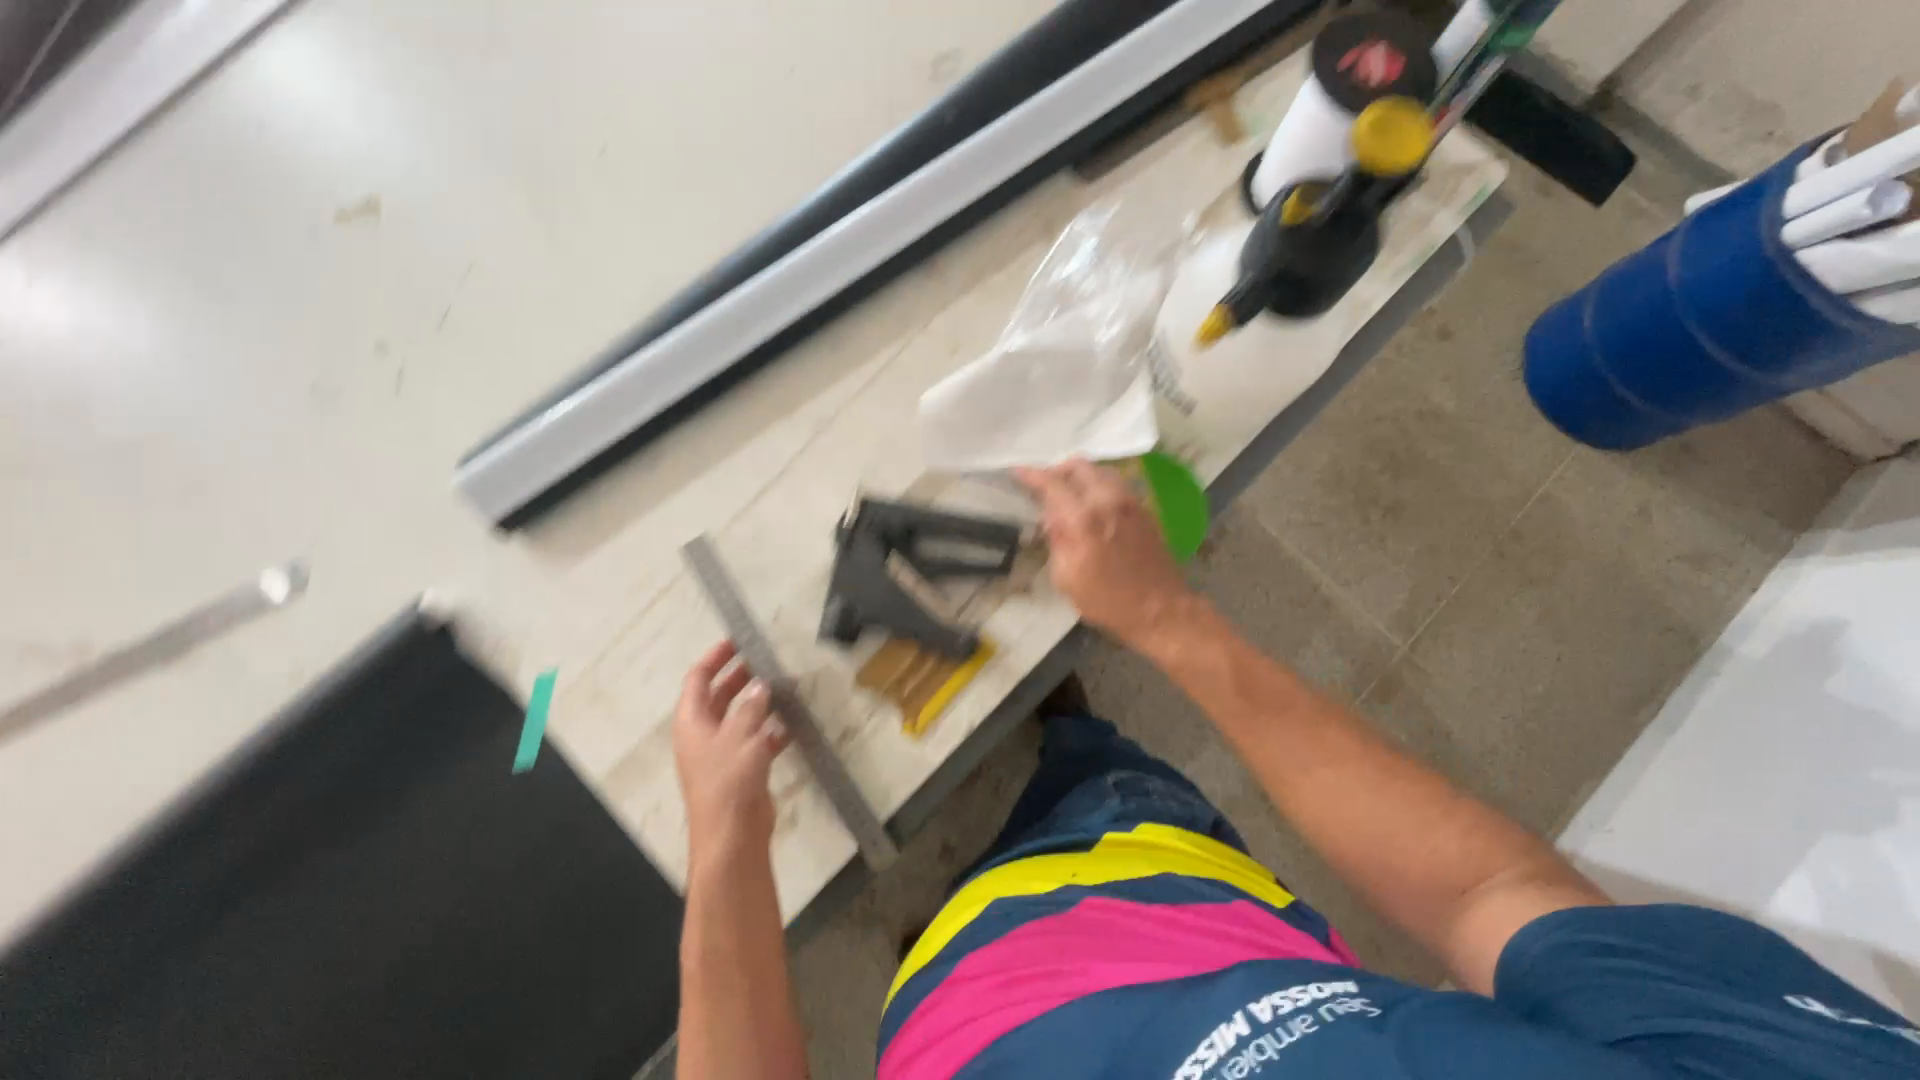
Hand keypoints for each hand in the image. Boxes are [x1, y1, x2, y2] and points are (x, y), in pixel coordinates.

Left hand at [673, 641, 788, 866]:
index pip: (698, 679)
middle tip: (765, 660)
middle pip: (719, 696)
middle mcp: (703, 734)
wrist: (731, 834)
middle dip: (740, 677)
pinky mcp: (742, 769)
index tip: (736, 641)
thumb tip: (760, 684)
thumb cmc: (728, 780)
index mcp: (692, 721)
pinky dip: (771, 730)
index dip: (715, 658)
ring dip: (758, 702)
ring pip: (740, 718)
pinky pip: (756, 741)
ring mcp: (722, 753)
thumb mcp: (740, 736)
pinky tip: (791, 723)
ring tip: (784, 686)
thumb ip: (751, 707)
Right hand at [1015, 458, 1202, 652]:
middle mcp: (1108, 501)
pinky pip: (1117, 485)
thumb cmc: (1108, 601)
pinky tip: (1094, 505)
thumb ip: (1056, 540)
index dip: (1031, 475)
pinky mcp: (1145, 510)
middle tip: (1045, 485)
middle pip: (1079, 466)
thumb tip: (1051, 518)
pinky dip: (1099, 486)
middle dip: (1058, 470)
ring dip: (1081, 476)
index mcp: (1084, 519)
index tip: (1017, 471)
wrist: (1161, 610)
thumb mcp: (1067, 578)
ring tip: (1069, 493)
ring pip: (1101, 471)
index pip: (1052, 484)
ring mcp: (1131, 502)